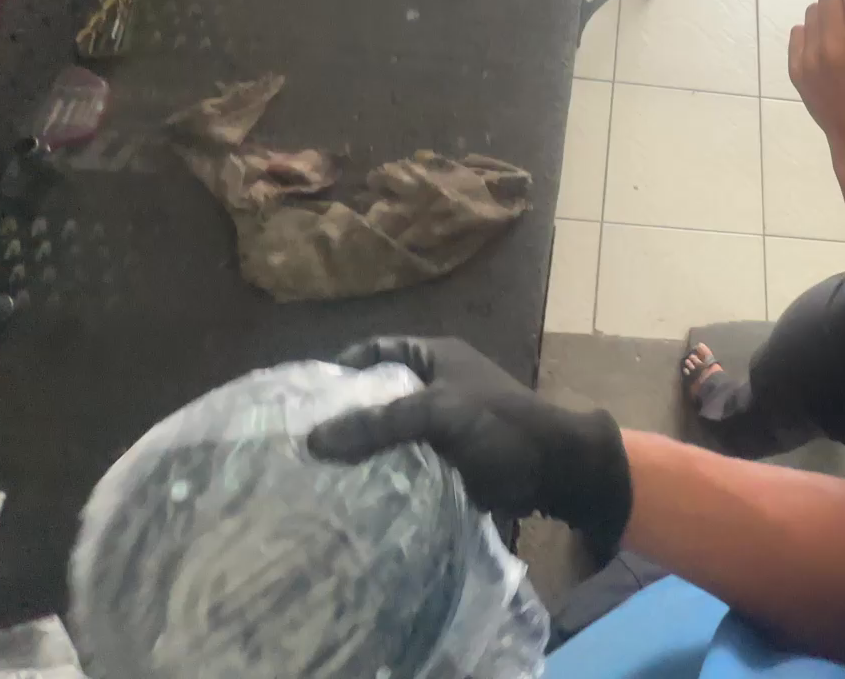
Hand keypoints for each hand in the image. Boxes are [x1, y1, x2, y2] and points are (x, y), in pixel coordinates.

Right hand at [308, 337, 632, 562]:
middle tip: (292, 444)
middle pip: (376, 393)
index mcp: (435, 356)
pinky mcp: (442, 456)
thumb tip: (312, 440)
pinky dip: (376, 471)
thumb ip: (381, 423)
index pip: (376, 351)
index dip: (340, 368)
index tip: (298, 397)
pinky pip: (400, 459)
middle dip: (342, 414)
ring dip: (357, 448)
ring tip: (306, 474)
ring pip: (386, 429)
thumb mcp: (441, 413)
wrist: (552, 468)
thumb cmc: (501, 425)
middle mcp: (433, 383)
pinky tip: (343, 494)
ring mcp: (438, 422)